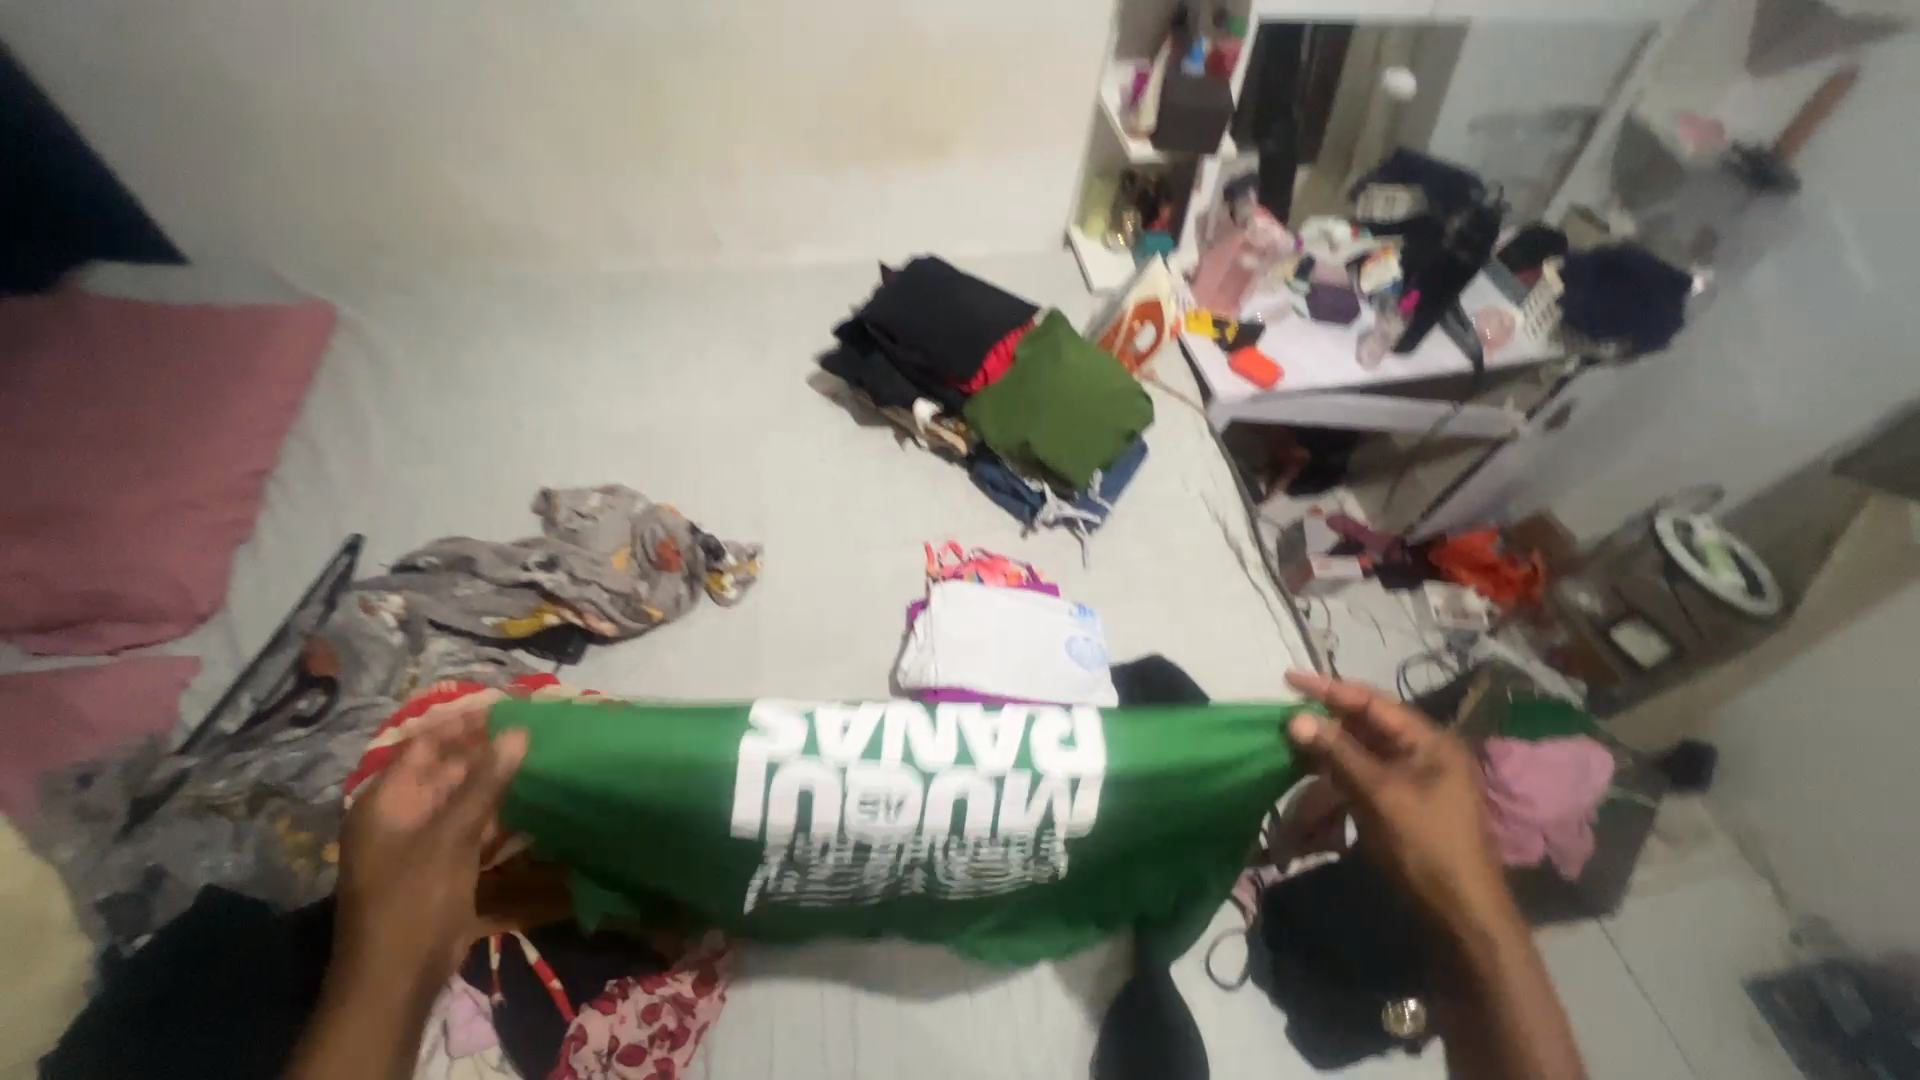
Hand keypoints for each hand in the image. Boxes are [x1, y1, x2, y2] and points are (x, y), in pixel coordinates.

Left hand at [333, 691, 528, 989]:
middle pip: (446, 767)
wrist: (398, 976)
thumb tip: (518, 731)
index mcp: (386, 800)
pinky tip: (531, 798)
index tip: (508, 703)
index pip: (426, 744)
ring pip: (463, 795)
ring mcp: (422, 840)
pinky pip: (472, 823)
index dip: (464, 722)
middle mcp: (401, 813)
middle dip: (486, 748)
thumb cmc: (414, 899)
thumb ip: (485, 782)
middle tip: (534, 727)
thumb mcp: (451, 836)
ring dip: (496, 778)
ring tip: (541, 754)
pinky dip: (498, 809)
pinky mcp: (443, 862)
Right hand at [1283, 670, 1508, 930]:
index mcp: (1429, 742)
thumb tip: (1295, 718)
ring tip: (1287, 744)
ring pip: (1356, 751)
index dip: (1329, 689)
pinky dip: (1331, 775)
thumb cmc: (1427, 846)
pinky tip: (1306, 775)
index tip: (1288, 678)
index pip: (1372, 702)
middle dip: (1323, 720)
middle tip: (1282, 714)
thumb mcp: (1381, 794)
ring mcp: (1407, 779)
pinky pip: (1356, 777)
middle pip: (1363, 724)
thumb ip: (1338, 752)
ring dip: (1323, 749)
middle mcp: (1419, 753)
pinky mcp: (1393, 802)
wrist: (1458, 914)